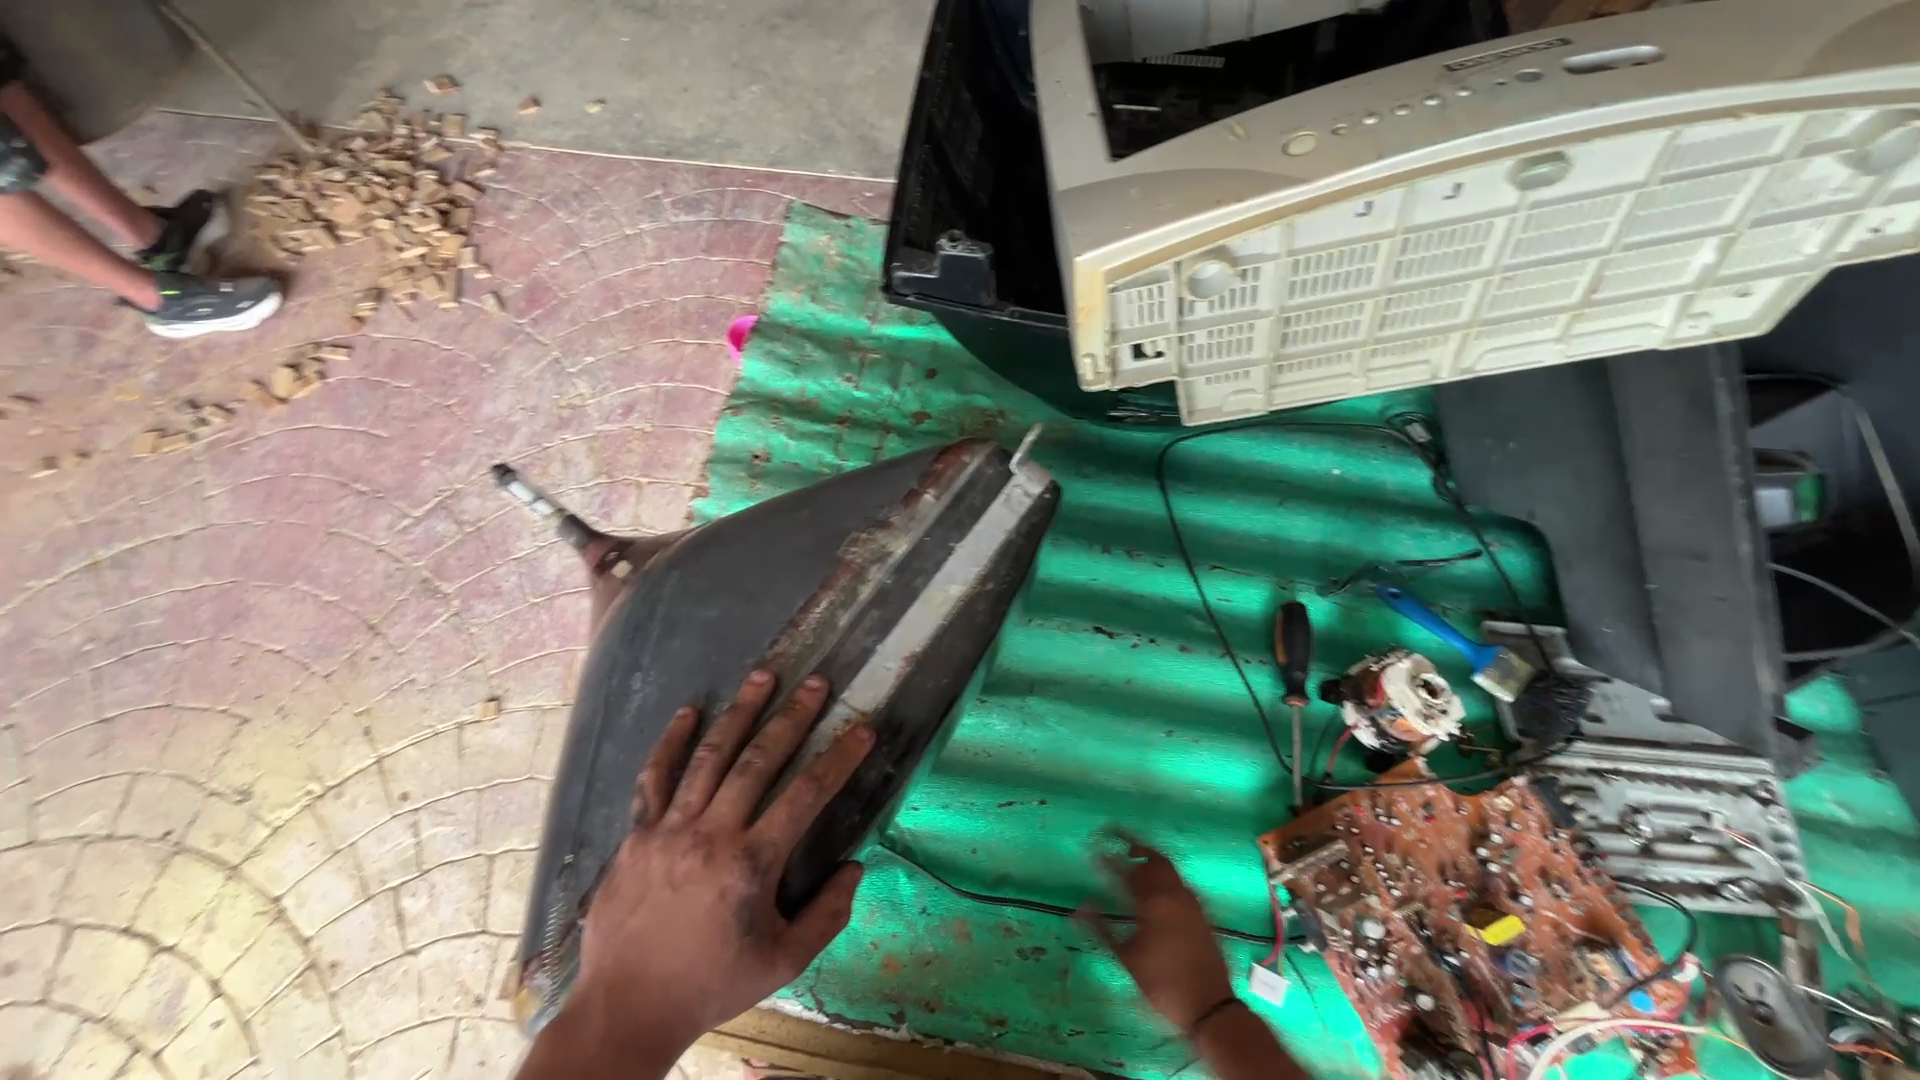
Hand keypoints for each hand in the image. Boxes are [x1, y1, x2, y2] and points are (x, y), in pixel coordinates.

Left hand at [522, 670, 873, 1076]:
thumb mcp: (783, 962)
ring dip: (740, 714)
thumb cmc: (712, 985)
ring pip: (710, 758)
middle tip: (816, 683)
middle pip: (759, 762)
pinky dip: (671, 742)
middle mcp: (711, 835)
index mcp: (751, 865)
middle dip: (793, 718)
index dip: (839, 759)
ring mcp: (668, 831)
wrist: (627, 1008)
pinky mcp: (637, 835)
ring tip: (763, 676)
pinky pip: (654, 779)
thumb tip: (854, 868)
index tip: (862, 730)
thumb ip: (827, 916)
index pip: (806, 796)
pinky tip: (688, 711)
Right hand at [1086, 841, 1235, 1032]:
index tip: (1094, 849)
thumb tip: (1079, 908)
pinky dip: (1166, 880)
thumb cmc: (1162, 983)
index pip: (1127, 870)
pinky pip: (1181, 886)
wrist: (1209, 1006)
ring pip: (1170, 872)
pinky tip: (1157, 895)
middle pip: (1155, 860)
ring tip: (1134, 869)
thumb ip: (1101, 928)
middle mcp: (1175, 895)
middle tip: (1118, 850)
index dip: (1108, 859)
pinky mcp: (1203, 915)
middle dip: (1135, 851)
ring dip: (1151, 864)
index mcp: (1154, 902)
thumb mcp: (1126, 958)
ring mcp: (1192, 904)